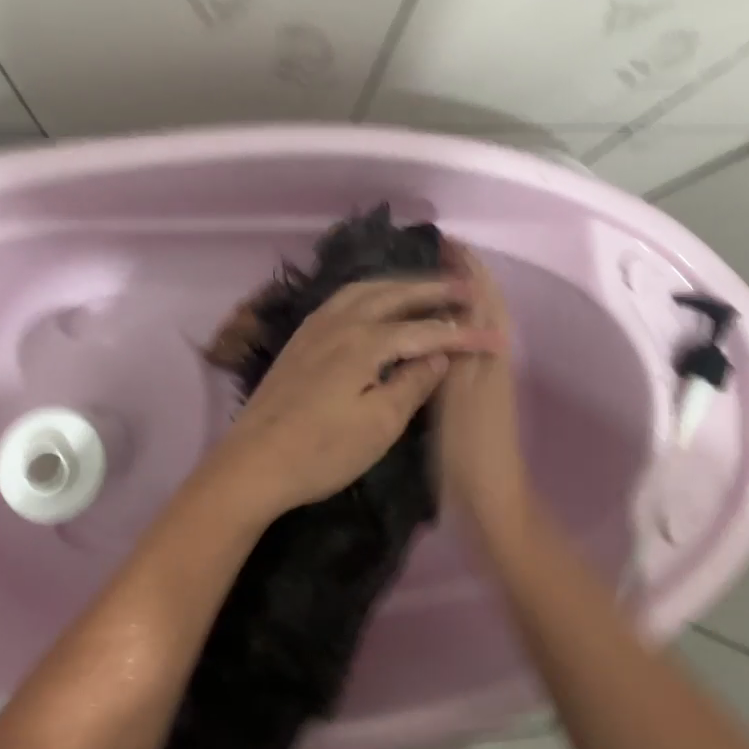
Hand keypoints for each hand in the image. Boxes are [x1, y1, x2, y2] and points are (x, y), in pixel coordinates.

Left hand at [206, 278, 501, 520]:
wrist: (252, 463)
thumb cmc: (321, 451)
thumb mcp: (378, 426)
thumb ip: (412, 384)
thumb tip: (438, 355)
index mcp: (364, 341)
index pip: (425, 331)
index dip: (462, 335)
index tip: (495, 339)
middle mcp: (340, 322)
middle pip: (394, 294)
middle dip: (433, 290)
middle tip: (466, 289)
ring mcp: (314, 327)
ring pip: (365, 290)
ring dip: (400, 285)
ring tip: (425, 288)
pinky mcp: (300, 339)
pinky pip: (343, 299)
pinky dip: (371, 293)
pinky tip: (375, 304)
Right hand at [436, 242, 529, 517]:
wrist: (489, 499)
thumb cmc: (469, 449)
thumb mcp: (457, 394)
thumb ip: (455, 347)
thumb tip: (453, 302)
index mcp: (490, 352)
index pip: (483, 296)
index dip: (468, 267)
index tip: (445, 241)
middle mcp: (492, 357)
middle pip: (483, 305)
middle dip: (464, 276)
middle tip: (433, 253)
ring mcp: (484, 376)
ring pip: (475, 323)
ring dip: (458, 297)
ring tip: (428, 281)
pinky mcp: (473, 393)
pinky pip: (464, 342)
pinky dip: (451, 324)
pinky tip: (428, 330)